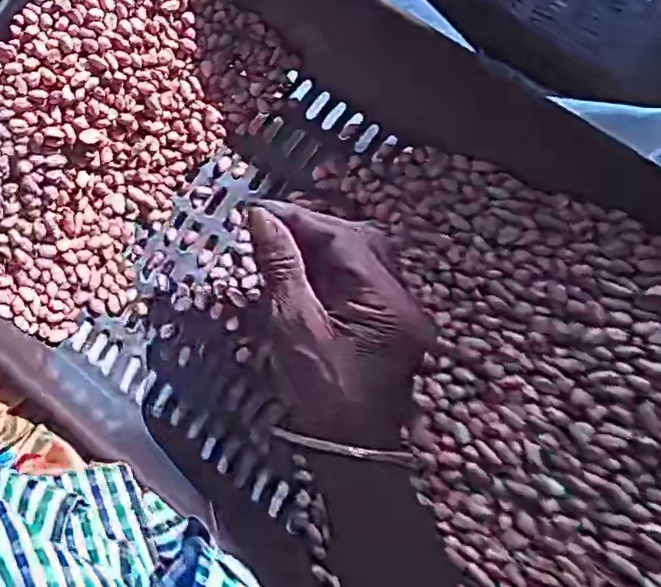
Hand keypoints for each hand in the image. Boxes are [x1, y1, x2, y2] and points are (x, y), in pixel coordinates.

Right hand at [245, 201, 434, 447]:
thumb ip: (281, 266)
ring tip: (277, 238)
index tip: (258, 210)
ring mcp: (395, 310)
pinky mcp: (382, 319)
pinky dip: (323, 262)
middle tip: (267, 223)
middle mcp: (402, 301)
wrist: (347, 450)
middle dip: (310, 225)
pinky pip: (354, 274)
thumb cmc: (320, 391)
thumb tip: (261, 217)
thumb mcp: (293, 324)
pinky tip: (295, 264)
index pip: (344, 239)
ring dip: (316, 241)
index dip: (299, 218)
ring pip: (358, 254)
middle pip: (359, 240)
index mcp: (387, 304)